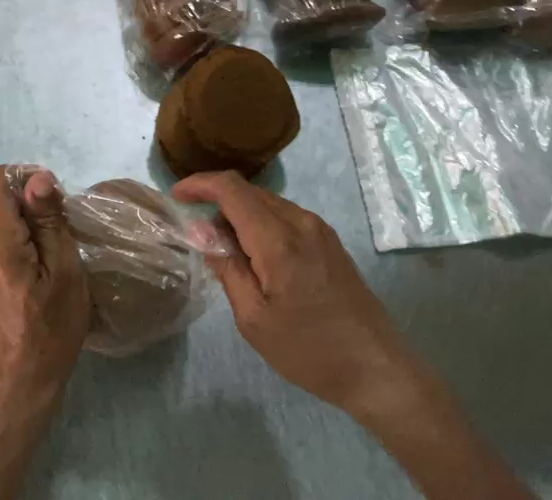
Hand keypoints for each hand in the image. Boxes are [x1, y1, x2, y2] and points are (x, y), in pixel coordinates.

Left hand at [0, 165, 89, 400]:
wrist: (26, 375)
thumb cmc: (53, 324)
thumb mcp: (64, 269)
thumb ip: (49, 220)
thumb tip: (38, 177)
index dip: (27, 177)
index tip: (54, 197)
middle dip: (24, 189)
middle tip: (56, 213)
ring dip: (21, 208)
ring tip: (52, 231)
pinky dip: (17, 226)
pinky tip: (41, 249)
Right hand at [175, 172, 535, 499]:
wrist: (375, 367)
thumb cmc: (309, 350)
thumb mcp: (254, 319)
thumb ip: (227, 267)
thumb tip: (203, 230)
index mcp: (279, 239)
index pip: (232, 189)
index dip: (201, 184)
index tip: (176, 197)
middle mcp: (301, 222)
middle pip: (250, 192)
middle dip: (217, 201)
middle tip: (194, 230)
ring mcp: (319, 229)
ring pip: (269, 203)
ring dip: (240, 214)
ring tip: (221, 248)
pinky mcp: (330, 241)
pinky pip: (286, 217)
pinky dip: (261, 224)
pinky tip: (253, 254)